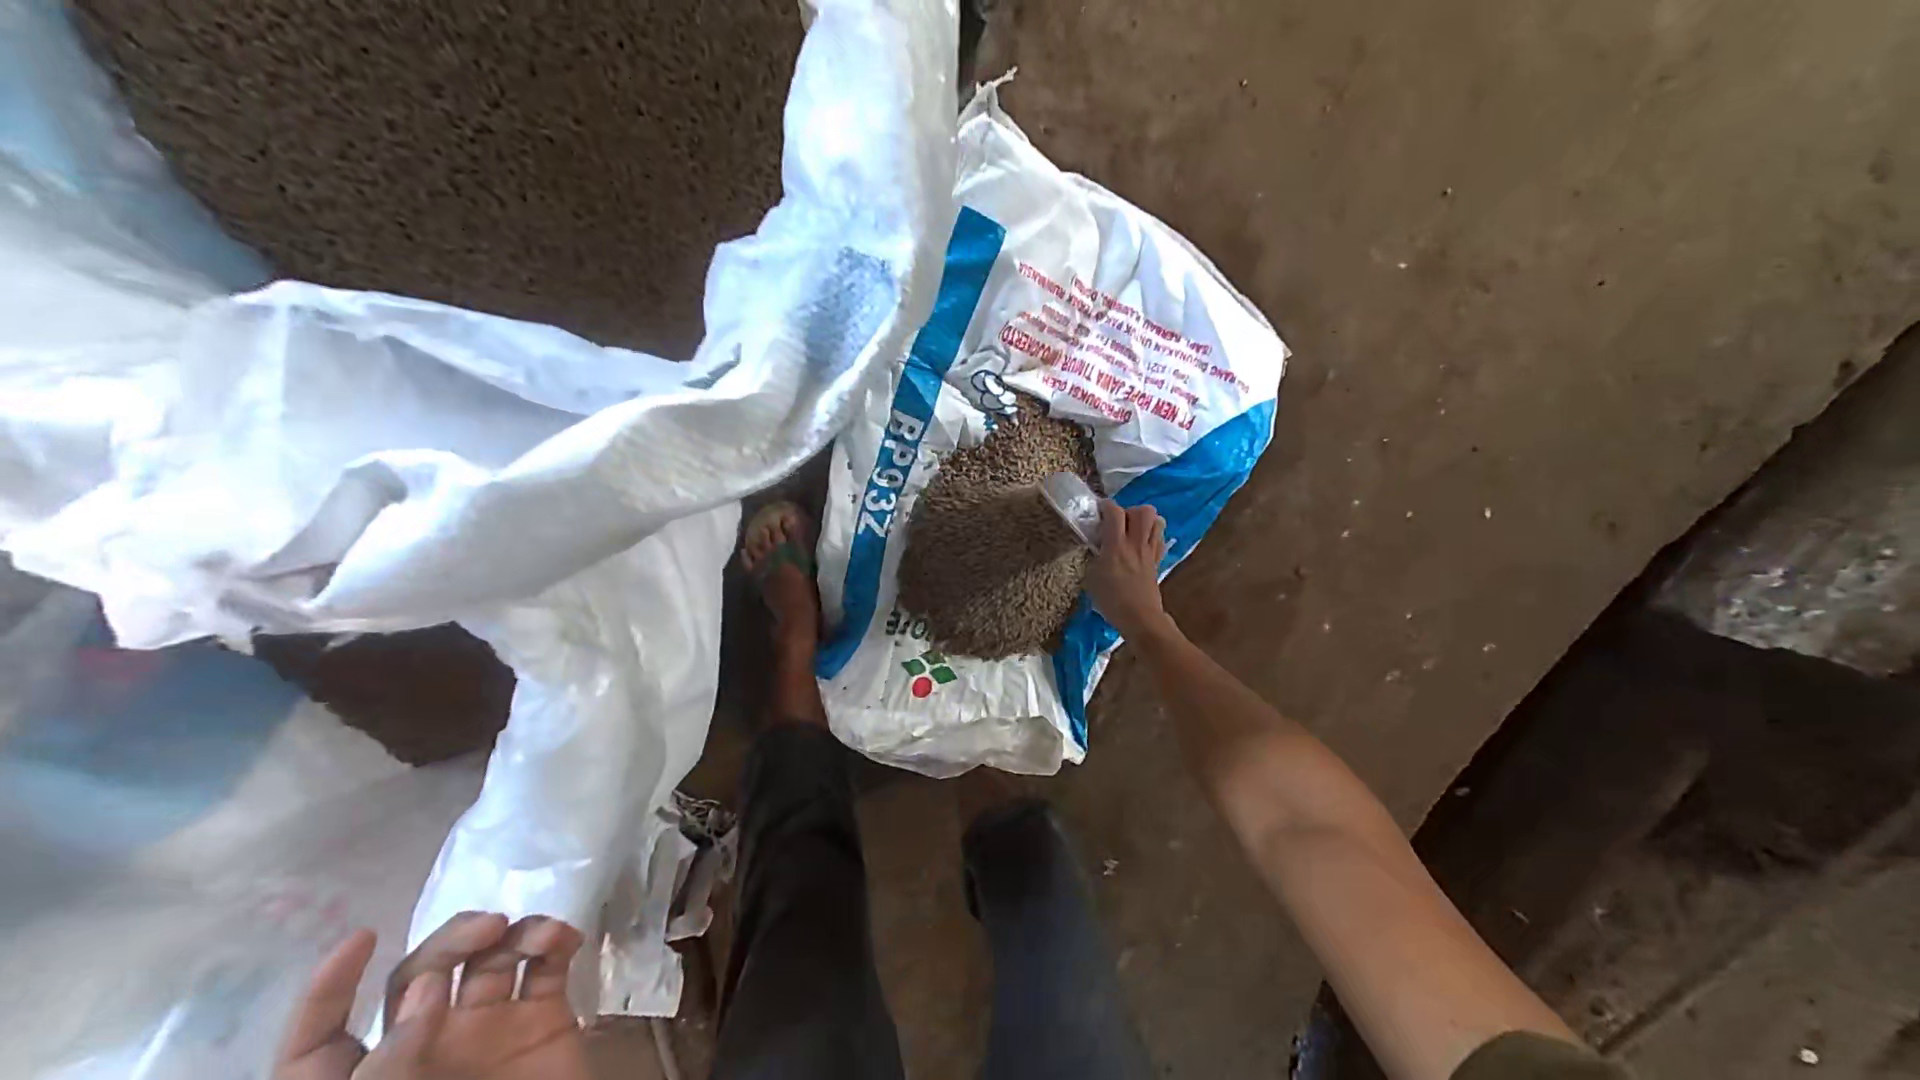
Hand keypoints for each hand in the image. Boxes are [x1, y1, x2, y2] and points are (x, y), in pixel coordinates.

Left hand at [275, 912, 589, 1079]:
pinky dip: (553, 940)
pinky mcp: (544, 1017)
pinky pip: (546, 966)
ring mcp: (488, 1029)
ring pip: (488, 957)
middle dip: (448, 941)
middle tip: (484, 931)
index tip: (361, 940)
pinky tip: (560, 938)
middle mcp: (424, 1049)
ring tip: (526, 934)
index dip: (329, 990)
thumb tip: (428, 991)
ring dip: (507, 932)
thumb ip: (389, 1073)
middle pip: (419, 975)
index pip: (321, 1040)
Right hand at [1085, 500, 1172, 639]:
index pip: (1114, 513)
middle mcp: (1135, 544)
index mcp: (1116, 547)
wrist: (1140, 618)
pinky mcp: (1157, 561)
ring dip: (1144, 520)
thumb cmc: (1111, 601)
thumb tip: (1096, 547)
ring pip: (1157, 521)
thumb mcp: (1092, 578)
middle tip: (1118, 521)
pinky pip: (1159, 538)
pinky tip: (1141, 543)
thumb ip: (1094, 557)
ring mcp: (1149, 552)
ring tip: (1132, 529)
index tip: (1098, 510)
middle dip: (1129, 510)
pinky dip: (1152, 534)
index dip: (1106, 506)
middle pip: (1144, 511)